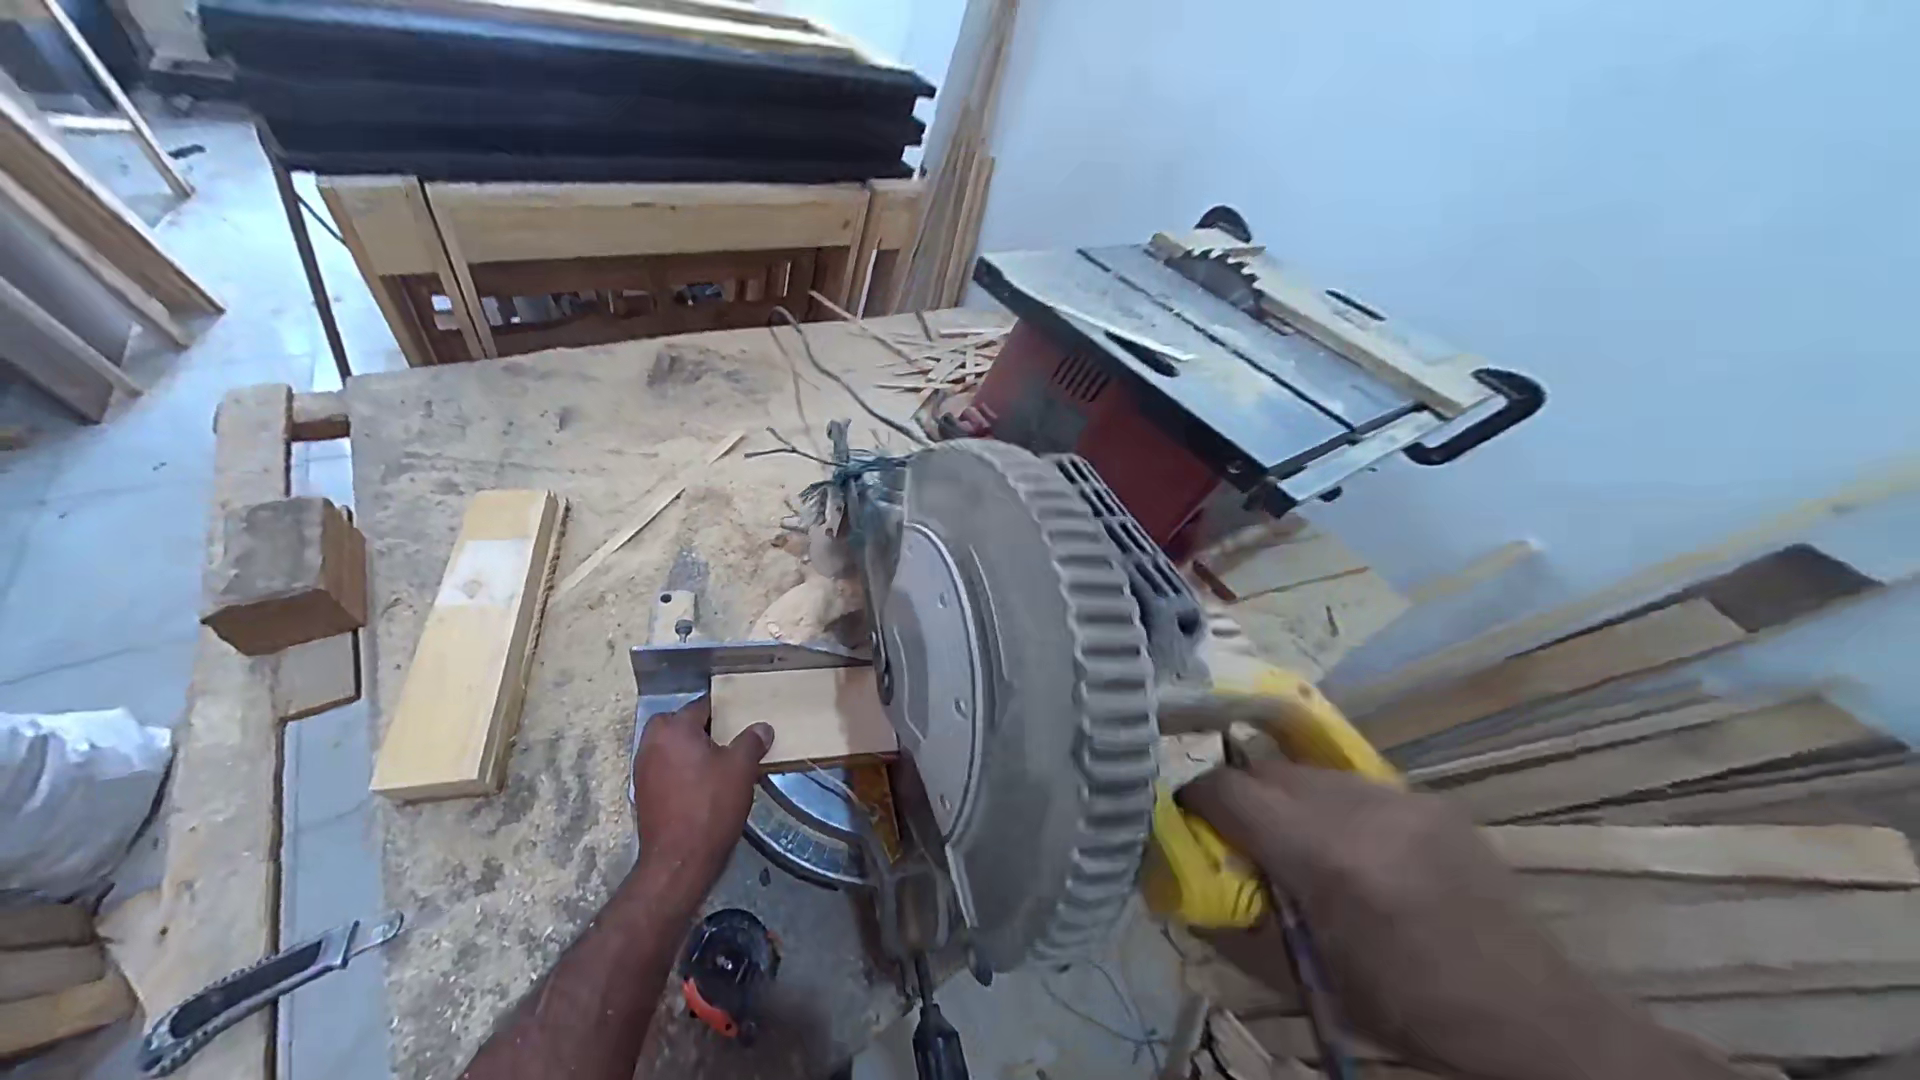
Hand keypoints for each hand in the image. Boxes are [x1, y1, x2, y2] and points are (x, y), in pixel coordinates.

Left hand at [630, 698, 771, 905]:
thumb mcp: (741, 768)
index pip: (702, 706)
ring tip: (721, 763)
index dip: (726, 711)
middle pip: (681, 724)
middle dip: (704, 728)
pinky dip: (683, 770)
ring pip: (672, 747)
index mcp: (673, 729)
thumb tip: (762, 728)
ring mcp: (643, 770)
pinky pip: (667, 768)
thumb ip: (752, 741)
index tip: (743, 718)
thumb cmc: (711, 805)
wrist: (679, 861)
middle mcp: (651, 743)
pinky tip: (705, 785)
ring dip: (692, 750)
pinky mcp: (643, 793)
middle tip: (730, 739)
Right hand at [1179, 762, 1741, 1079]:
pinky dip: (1326, 803)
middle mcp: (1361, 810)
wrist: (1531, 1017)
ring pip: (1304, 771)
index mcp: (1328, 858)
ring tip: (1293, 840)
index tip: (1185, 818)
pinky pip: (1348, 782)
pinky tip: (1347, 843)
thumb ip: (1226, 921)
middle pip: (1263, 771)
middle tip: (1235, 836)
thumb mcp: (1300, 977)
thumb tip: (1171, 878)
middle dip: (1237, 796)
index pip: (1230, 791)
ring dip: (1281, 797)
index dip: (1195, 799)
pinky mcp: (1426, 795)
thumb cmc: (1403, 1007)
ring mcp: (1399, 796)